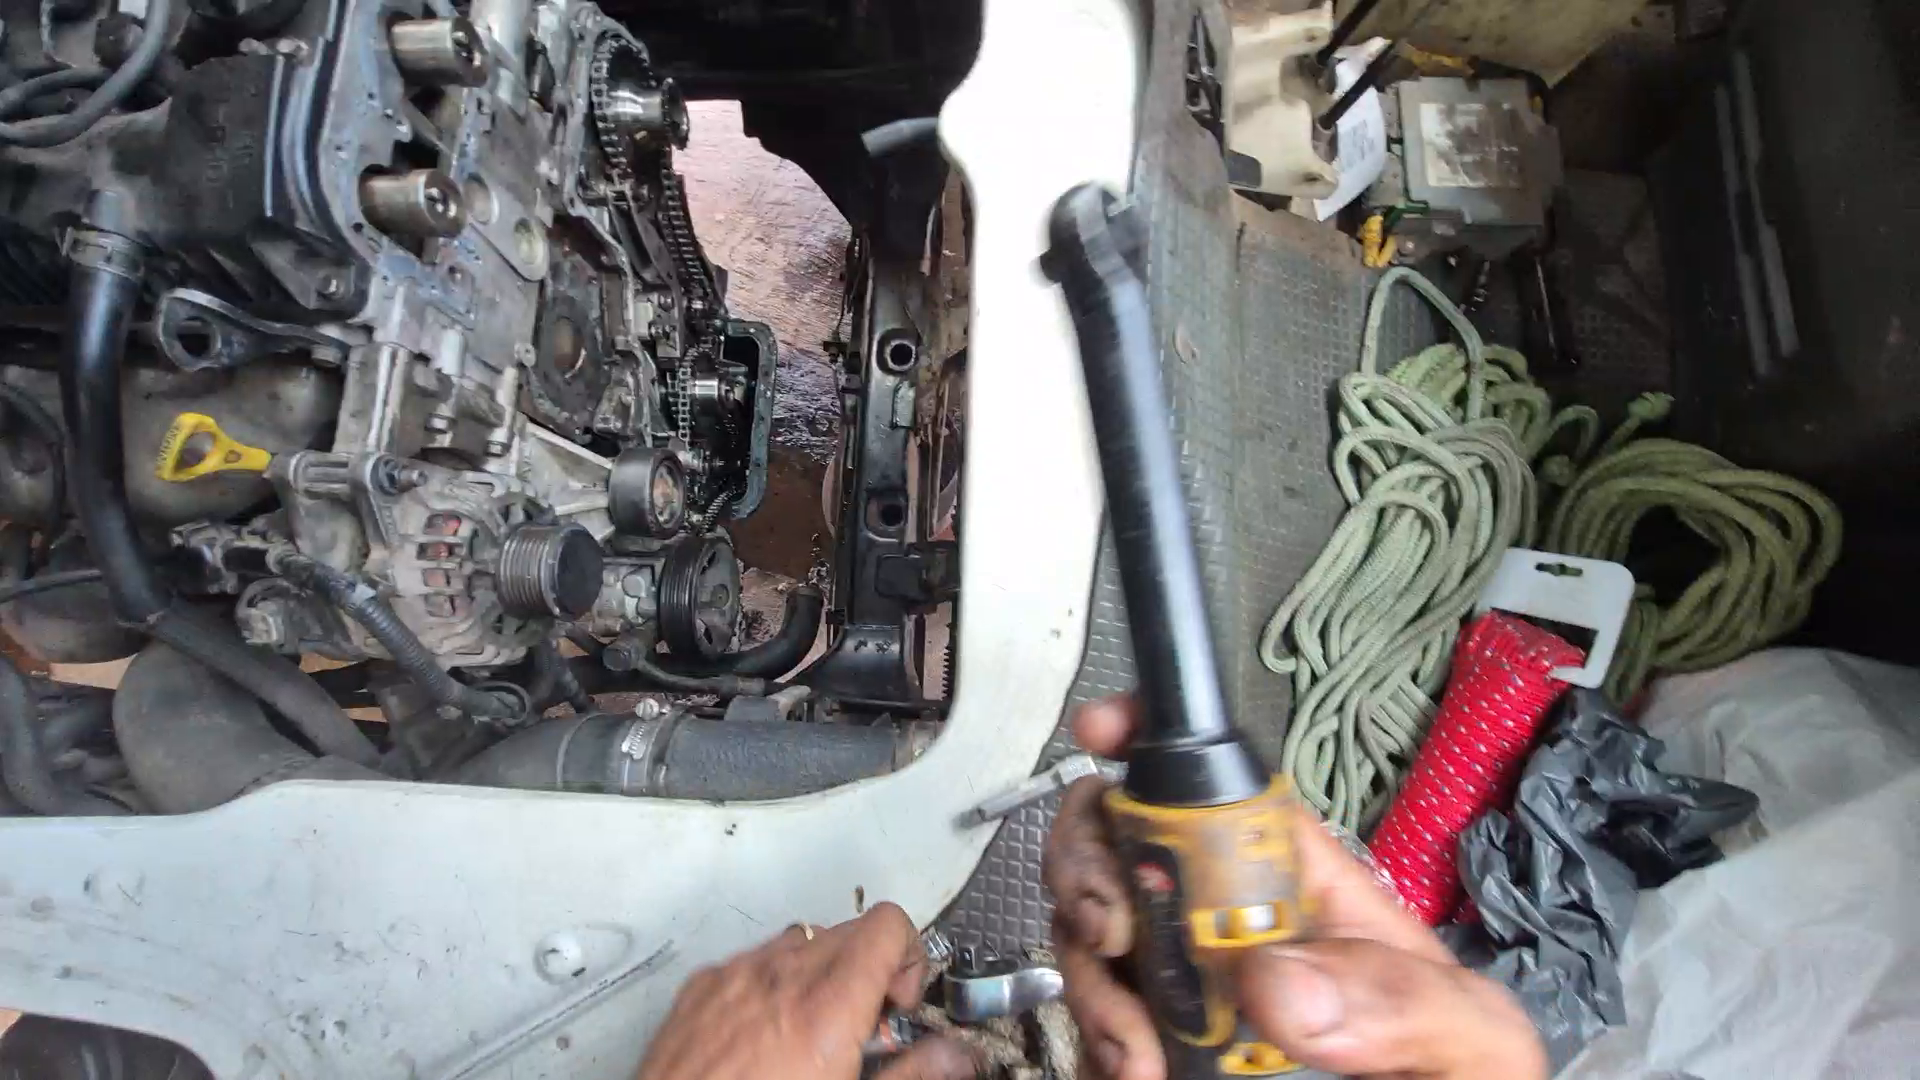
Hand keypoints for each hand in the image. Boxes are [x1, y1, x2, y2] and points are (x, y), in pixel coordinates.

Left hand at [635, 903, 978, 1079]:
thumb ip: (911, 1075)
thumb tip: (957, 1055)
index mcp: (825, 1007)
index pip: (889, 924)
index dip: (908, 957)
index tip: (897, 1005)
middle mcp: (781, 974)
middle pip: (851, 930)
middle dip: (869, 971)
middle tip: (862, 1031)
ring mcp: (736, 975)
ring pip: (802, 940)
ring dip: (820, 974)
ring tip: (811, 1036)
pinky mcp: (701, 987)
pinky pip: (754, 960)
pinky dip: (772, 983)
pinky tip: (762, 1041)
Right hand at [1044, 697, 1546, 1079]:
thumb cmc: (1447, 1077)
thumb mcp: (1465, 1039)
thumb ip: (1398, 1002)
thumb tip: (1271, 982)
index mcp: (1283, 870)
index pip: (1207, 778)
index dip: (1141, 734)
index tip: (1096, 733)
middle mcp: (1213, 903)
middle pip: (1115, 836)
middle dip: (1084, 860)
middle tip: (1104, 928)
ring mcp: (1173, 966)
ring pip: (1084, 918)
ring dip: (1086, 968)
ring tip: (1130, 1051)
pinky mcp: (1144, 1028)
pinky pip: (1087, 1003)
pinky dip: (1088, 1028)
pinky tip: (1125, 1069)